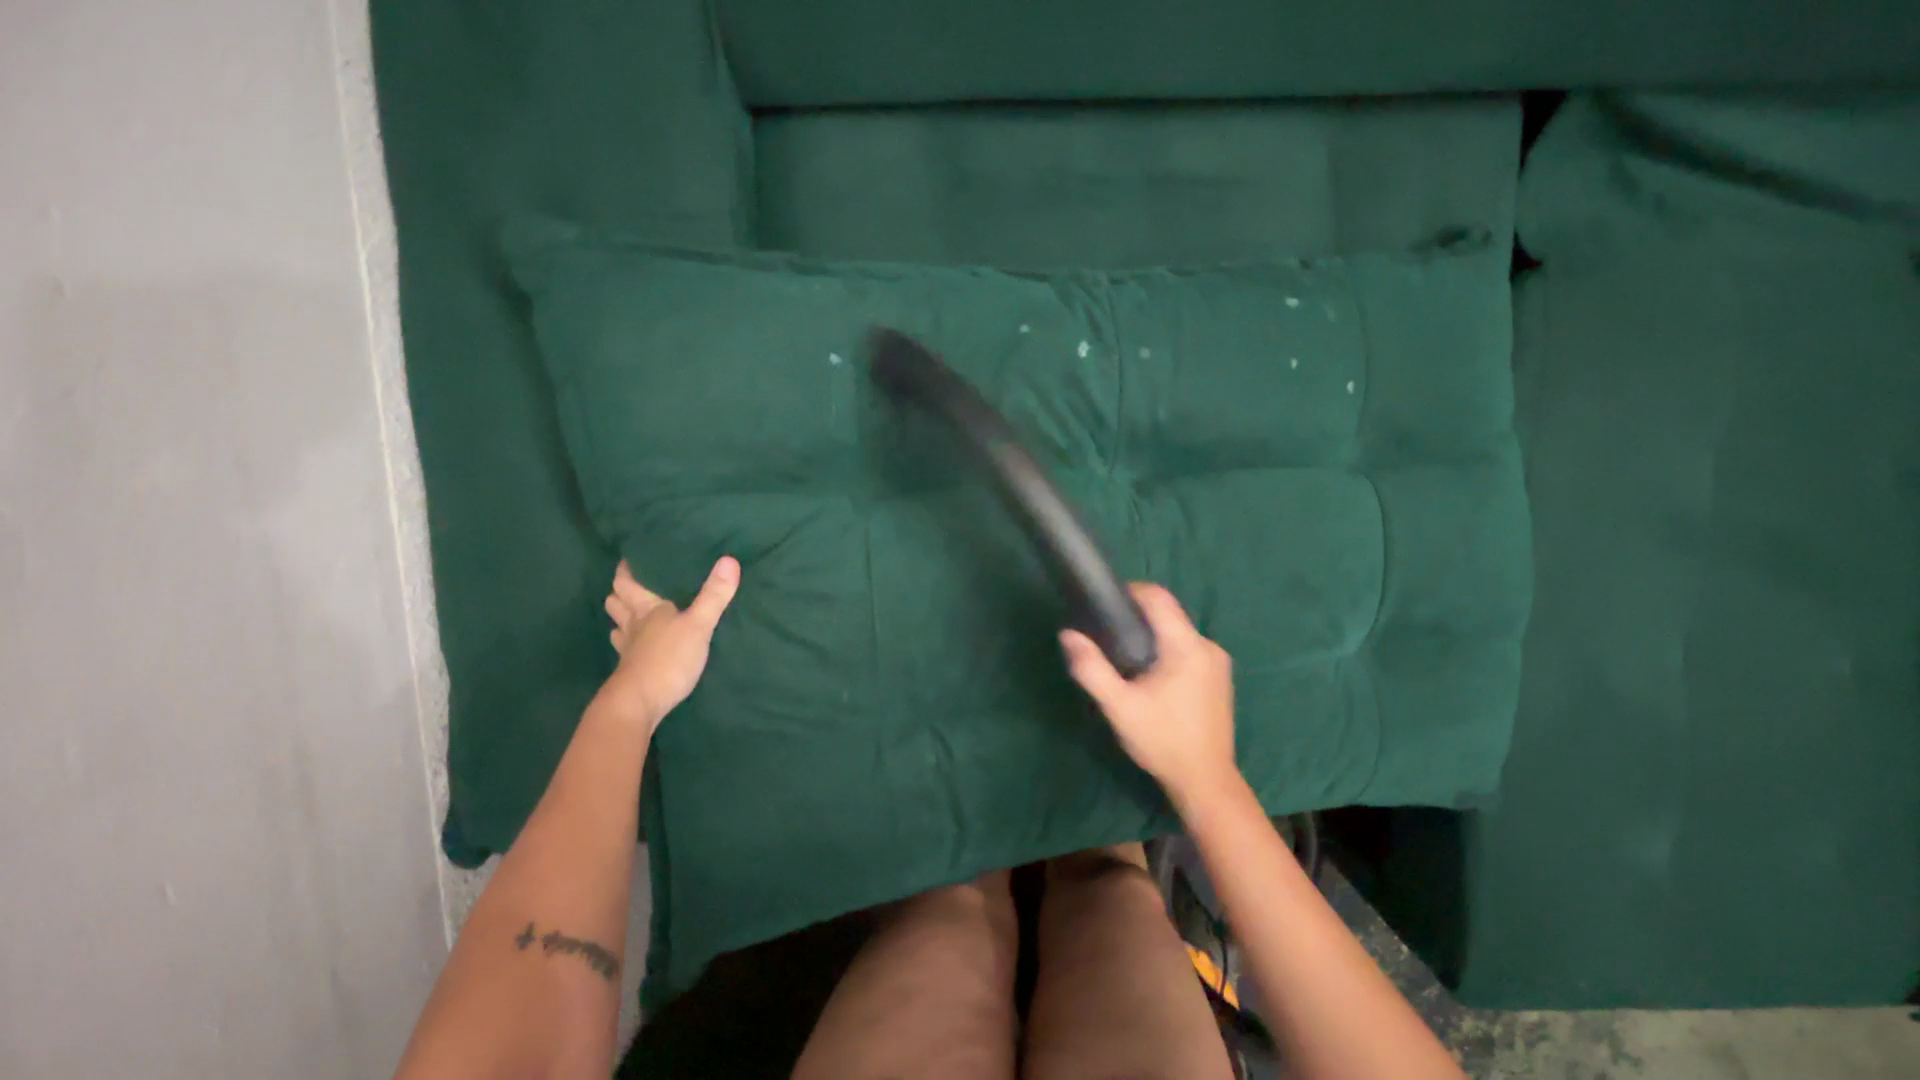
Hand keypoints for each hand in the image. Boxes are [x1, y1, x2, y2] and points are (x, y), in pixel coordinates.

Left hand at [601, 556, 739, 729]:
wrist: (638, 704)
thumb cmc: (667, 659)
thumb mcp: (698, 625)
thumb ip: (714, 596)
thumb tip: (729, 559)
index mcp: (646, 609)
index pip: (627, 582)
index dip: (627, 569)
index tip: (631, 557)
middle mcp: (632, 625)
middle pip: (616, 602)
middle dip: (620, 591)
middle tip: (632, 582)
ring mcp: (628, 649)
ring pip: (617, 626)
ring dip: (621, 617)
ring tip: (633, 611)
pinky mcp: (630, 670)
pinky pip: (625, 650)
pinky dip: (628, 643)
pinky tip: (638, 646)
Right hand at [1060, 584, 1237, 809]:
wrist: (1205, 781)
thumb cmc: (1162, 741)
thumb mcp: (1120, 707)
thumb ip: (1092, 669)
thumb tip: (1068, 635)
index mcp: (1187, 646)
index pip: (1160, 597)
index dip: (1131, 591)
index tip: (1104, 604)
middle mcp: (1208, 647)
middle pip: (1169, 615)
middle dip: (1137, 619)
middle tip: (1106, 637)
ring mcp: (1218, 663)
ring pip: (1178, 633)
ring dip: (1152, 638)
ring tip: (1124, 660)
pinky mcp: (1220, 679)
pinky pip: (1189, 651)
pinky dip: (1167, 653)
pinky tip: (1149, 678)